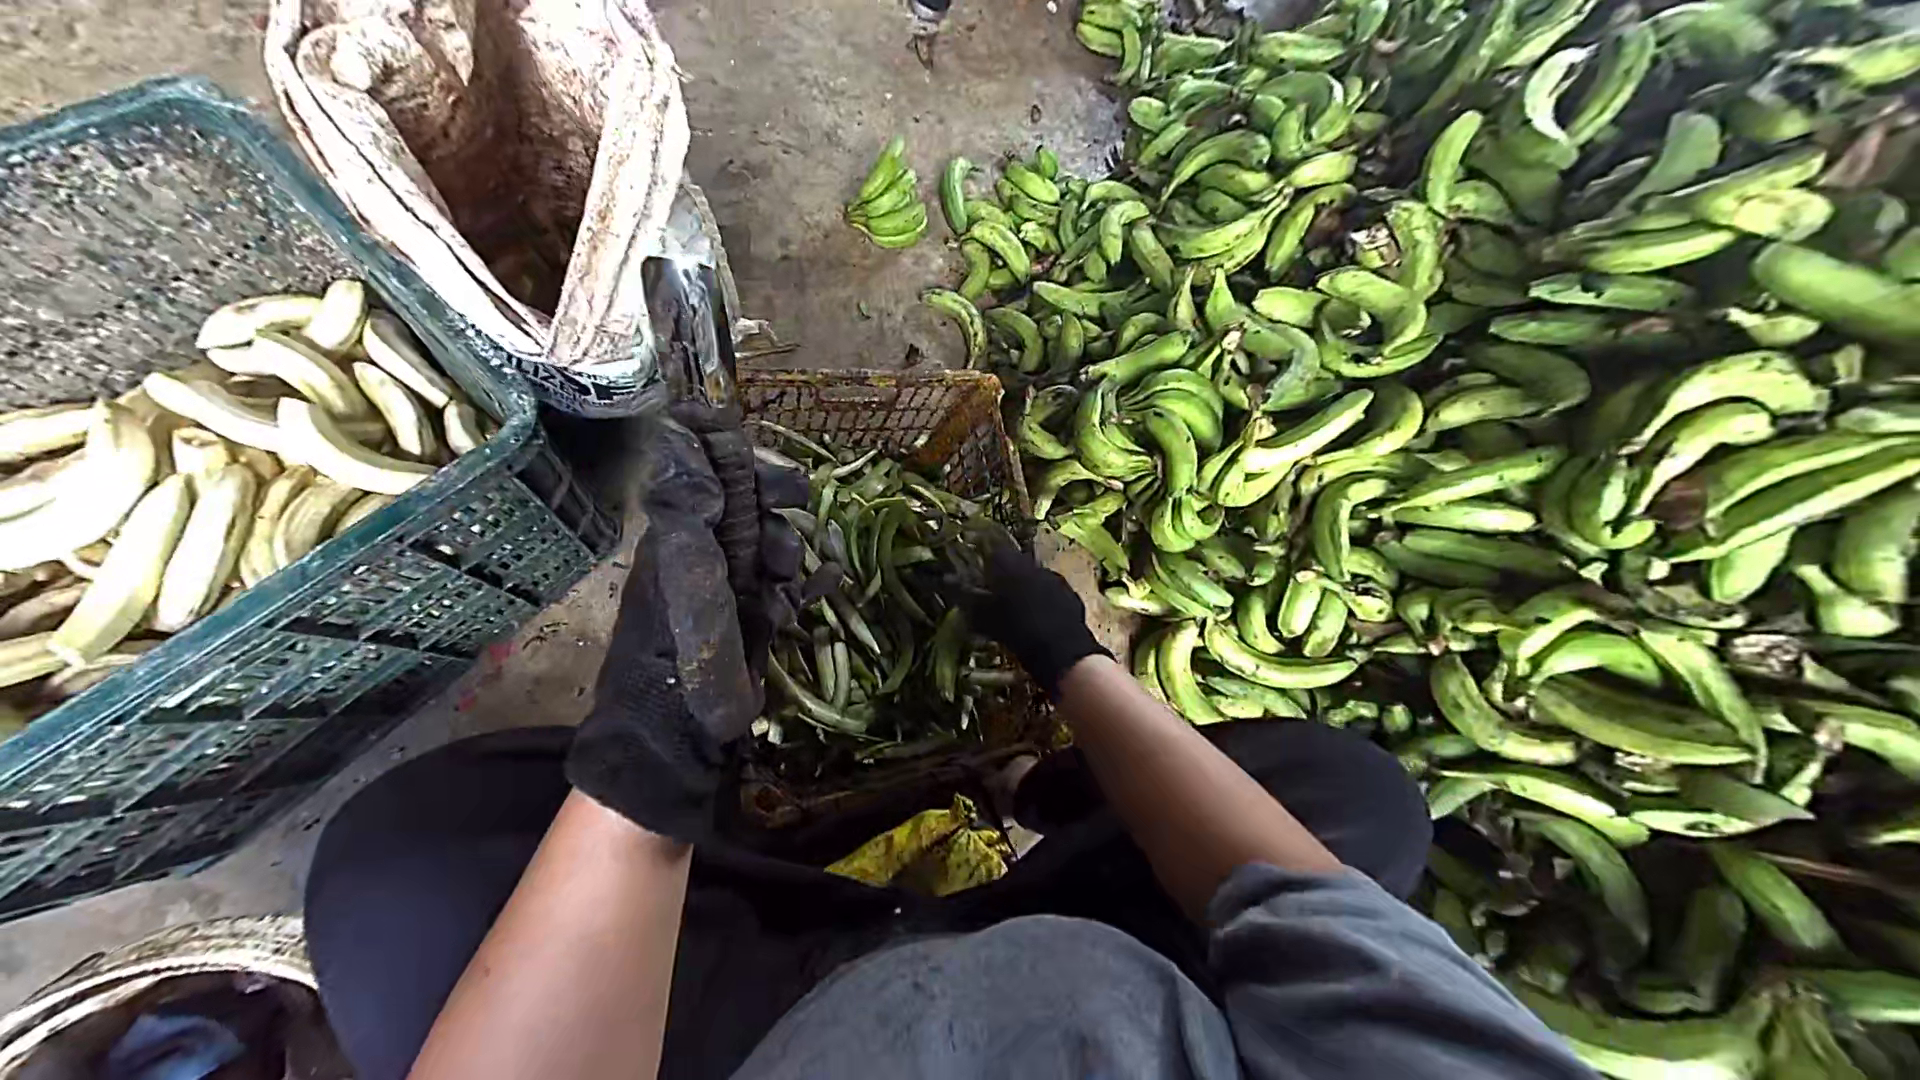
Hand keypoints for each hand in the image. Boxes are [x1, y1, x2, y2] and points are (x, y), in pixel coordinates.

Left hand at [567, 403, 804, 842]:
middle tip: (800, 494)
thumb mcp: (684, 565)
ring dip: (790, 550)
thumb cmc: (680, 640)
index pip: (709, 474)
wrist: (681, 724)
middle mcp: (710, 551)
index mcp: (685, 533)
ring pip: (776, 543)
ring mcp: (735, 584)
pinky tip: (828, 580)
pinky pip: (792, 586)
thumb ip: (688, 503)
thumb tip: (681, 432)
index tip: (750, 436)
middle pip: (752, 503)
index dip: (731, 450)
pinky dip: (811, 582)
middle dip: (777, 496)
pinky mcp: (758, 615)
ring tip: (785, 577)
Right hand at [968, 541, 1108, 697]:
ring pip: (1034, 578)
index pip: (993, 552)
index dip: (984, 562)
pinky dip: (1042, 601)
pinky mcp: (1071, 596)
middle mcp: (1034, 566)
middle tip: (995, 594)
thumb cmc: (1016, 632)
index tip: (978, 575)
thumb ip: (968, 599)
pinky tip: (1037, 619)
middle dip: (1005, 576)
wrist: (1062, 653)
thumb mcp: (984, 618)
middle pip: (1015, 564)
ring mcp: (1056, 580)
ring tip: (1016, 609)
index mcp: (1011, 566)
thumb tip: (949, 585)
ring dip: (1025, 588)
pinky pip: (1051, 592)